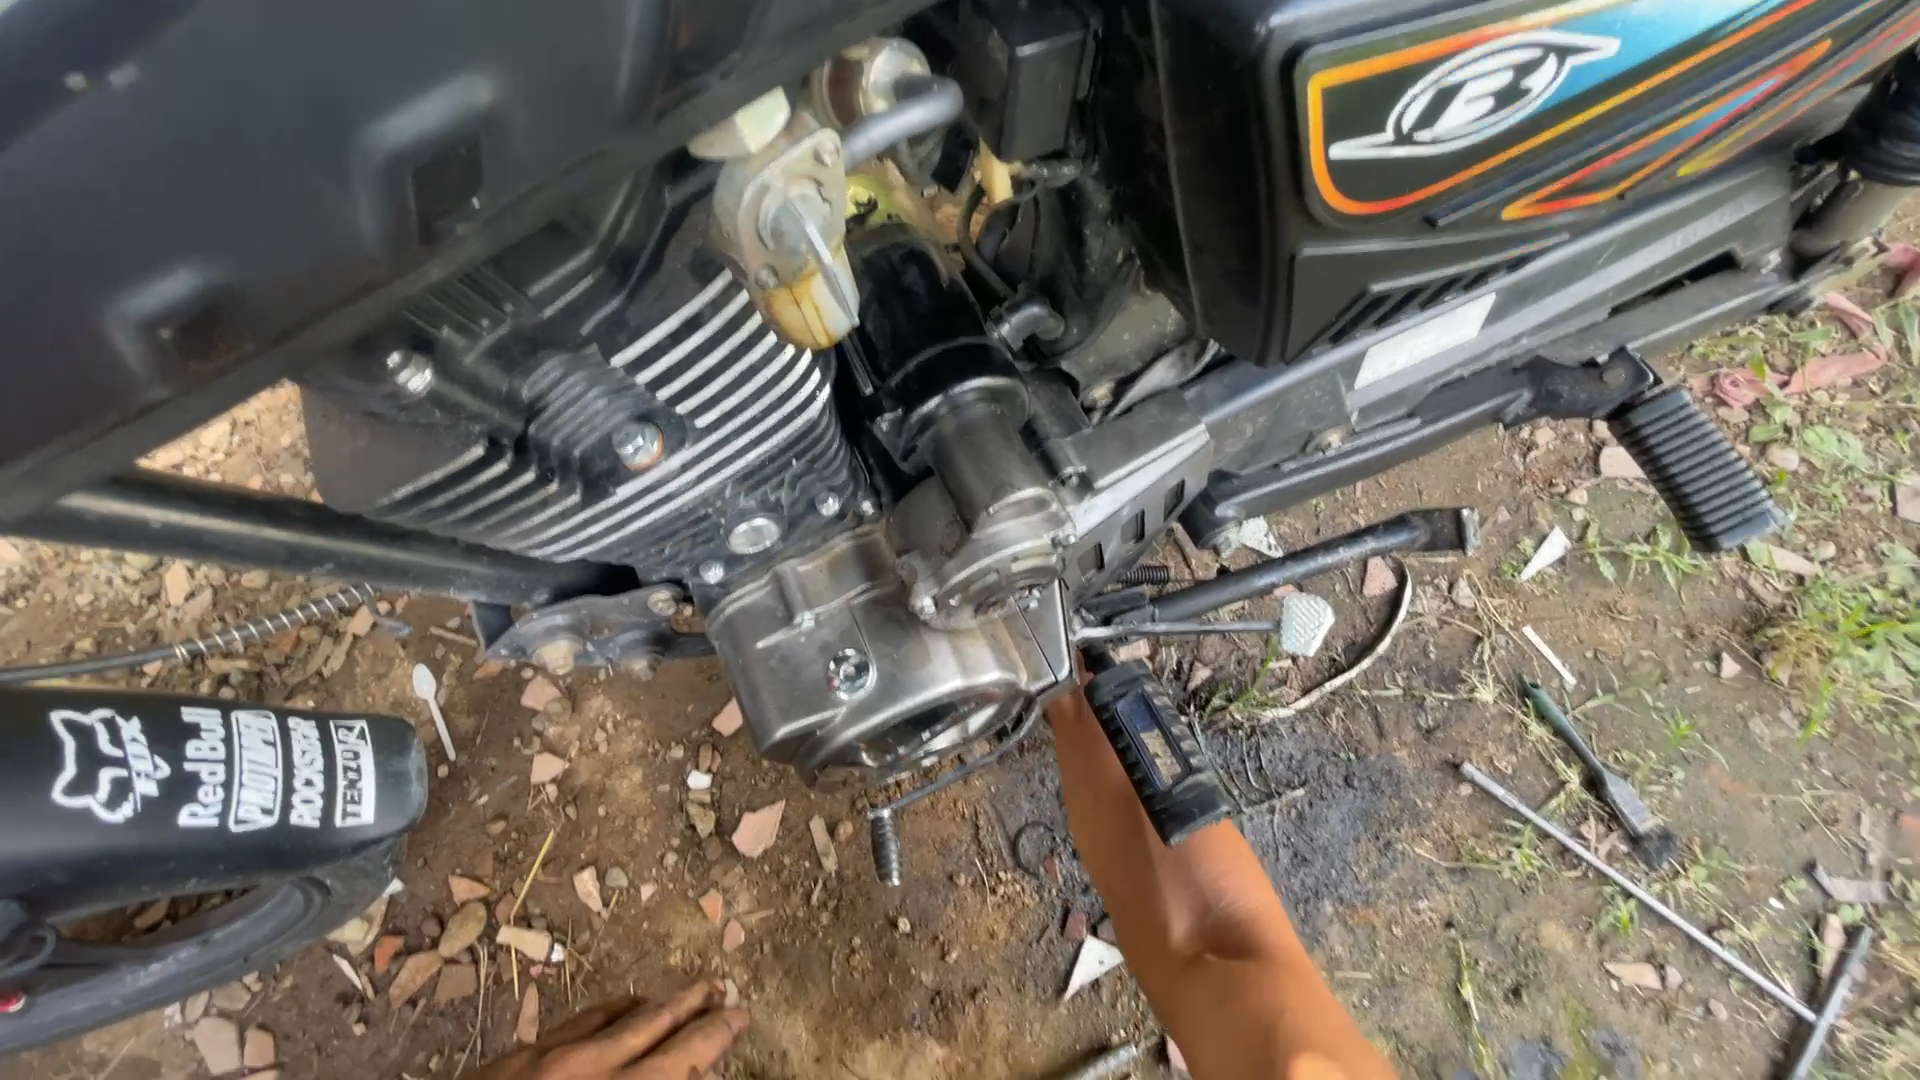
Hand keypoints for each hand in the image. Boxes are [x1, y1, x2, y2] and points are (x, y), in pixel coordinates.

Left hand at [472, 981, 748, 1078]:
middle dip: (697, 1005)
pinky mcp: (516, 1056)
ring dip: (658, 1002)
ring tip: (682, 994)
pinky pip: (580, 1018)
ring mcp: (551, 1056)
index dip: (720, 1032)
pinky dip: (613, 1009)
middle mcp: (594, 1067)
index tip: (743, 1014)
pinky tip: (620, 1008)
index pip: (687, 1055)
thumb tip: (691, 1078)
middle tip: (724, 988)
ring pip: (622, 1013)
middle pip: (659, 1022)